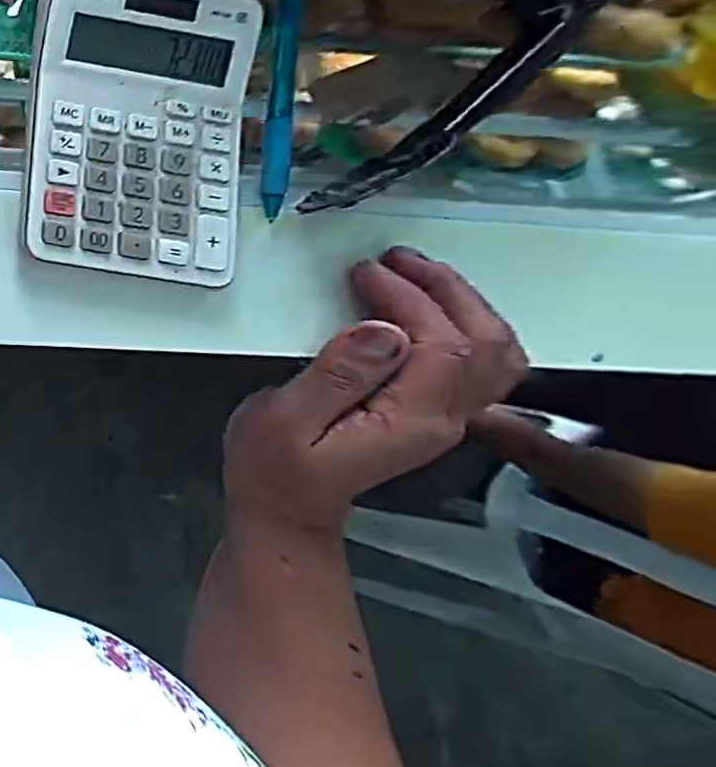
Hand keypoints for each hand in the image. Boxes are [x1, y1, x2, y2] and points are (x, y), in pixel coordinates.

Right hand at [222, 246, 528, 534]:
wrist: (284, 506)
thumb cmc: (272, 465)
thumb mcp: (285, 417)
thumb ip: (334, 375)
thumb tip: (379, 331)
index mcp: (410, 419)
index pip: (441, 345)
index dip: (411, 300)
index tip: (366, 273)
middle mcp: (442, 419)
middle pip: (485, 345)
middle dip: (447, 291)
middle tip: (400, 261)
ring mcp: (442, 419)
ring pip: (493, 354)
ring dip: (462, 305)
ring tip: (417, 275)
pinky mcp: (427, 414)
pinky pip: (474, 364)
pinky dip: (462, 326)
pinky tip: (428, 312)